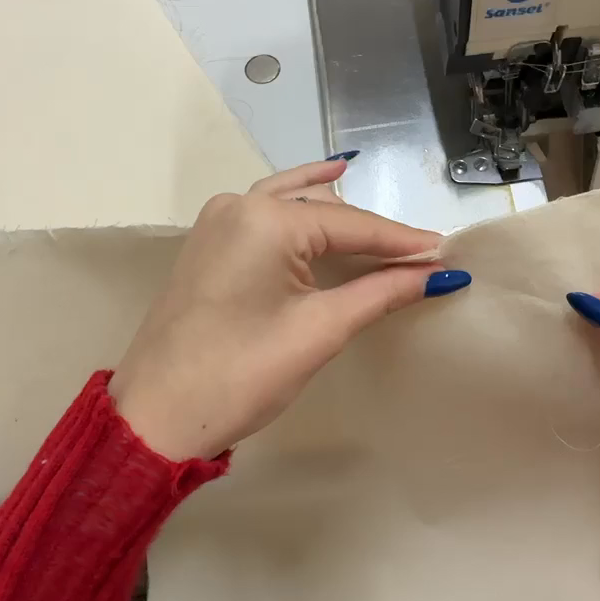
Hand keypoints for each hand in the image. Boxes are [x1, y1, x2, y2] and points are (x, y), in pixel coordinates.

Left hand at [108, 158, 469, 460]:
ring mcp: (219, 220)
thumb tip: (436, 274)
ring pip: (295, 204)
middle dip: (373, 235)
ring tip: (384, 226)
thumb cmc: (239, 375)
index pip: (352, 225)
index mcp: (265, 219)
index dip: (402, 243)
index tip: (445, 253)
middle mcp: (240, 205)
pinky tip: (325, 183)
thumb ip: (380, 292)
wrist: (153, 417)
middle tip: (423, 253)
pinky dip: (299, 202)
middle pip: (325, 213)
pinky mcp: (210, 241)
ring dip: (339, 213)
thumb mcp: (319, 331)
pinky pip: (266, 211)